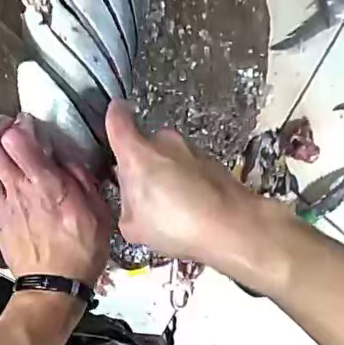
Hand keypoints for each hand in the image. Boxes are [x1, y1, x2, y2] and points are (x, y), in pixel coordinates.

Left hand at [0, 114, 112, 282]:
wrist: (56, 287)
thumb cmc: (83, 250)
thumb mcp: (99, 211)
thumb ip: (82, 180)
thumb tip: (68, 159)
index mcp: (46, 182)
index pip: (17, 138)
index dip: (21, 125)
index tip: (31, 126)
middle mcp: (18, 188)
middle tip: (8, 131)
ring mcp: (2, 206)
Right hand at [104, 100, 285, 276]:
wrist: (230, 225)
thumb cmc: (179, 224)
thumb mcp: (133, 226)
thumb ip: (126, 206)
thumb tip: (131, 203)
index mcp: (137, 154)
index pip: (118, 120)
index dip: (113, 118)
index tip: (113, 118)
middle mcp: (164, 143)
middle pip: (144, 146)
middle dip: (142, 169)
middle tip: (144, 198)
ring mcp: (191, 150)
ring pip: (168, 158)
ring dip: (166, 178)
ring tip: (171, 211)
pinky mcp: (212, 162)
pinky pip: (190, 169)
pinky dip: (188, 185)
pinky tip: (190, 211)